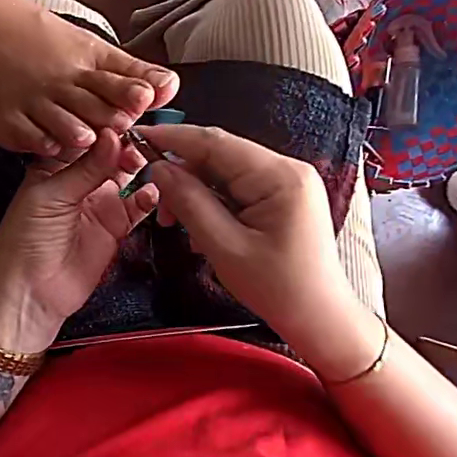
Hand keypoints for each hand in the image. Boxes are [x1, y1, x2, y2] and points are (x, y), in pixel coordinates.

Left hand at [0, 129, 158, 352]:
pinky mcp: (116, 226)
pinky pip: (140, 206)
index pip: (85, 136)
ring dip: (142, 164)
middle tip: (148, 131)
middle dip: (129, 140)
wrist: (31, 293)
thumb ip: (85, 167)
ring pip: (129, 174)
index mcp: (54, 165)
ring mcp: (99, 202)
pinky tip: (156, 190)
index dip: (105, 123)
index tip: (130, 108)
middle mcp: (79, 180)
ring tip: (154, 157)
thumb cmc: (25, 241)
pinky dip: (151, 197)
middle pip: (110, 152)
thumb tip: (112, 133)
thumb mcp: (51, 196)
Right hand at [138, 125, 380, 375]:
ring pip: (223, 171)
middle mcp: (285, 168)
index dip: (172, 137)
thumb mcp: (224, 247)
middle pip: (218, 154)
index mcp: (278, 176)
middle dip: (181, 173)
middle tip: (156, 204)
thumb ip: (189, 202)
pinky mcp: (281, 196)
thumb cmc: (277, 288)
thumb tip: (158, 168)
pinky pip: (235, 186)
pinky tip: (199, 225)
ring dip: (193, 190)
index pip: (214, 142)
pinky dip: (210, 200)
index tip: (136, 137)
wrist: (320, 319)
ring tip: (175, 223)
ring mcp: (285, 181)